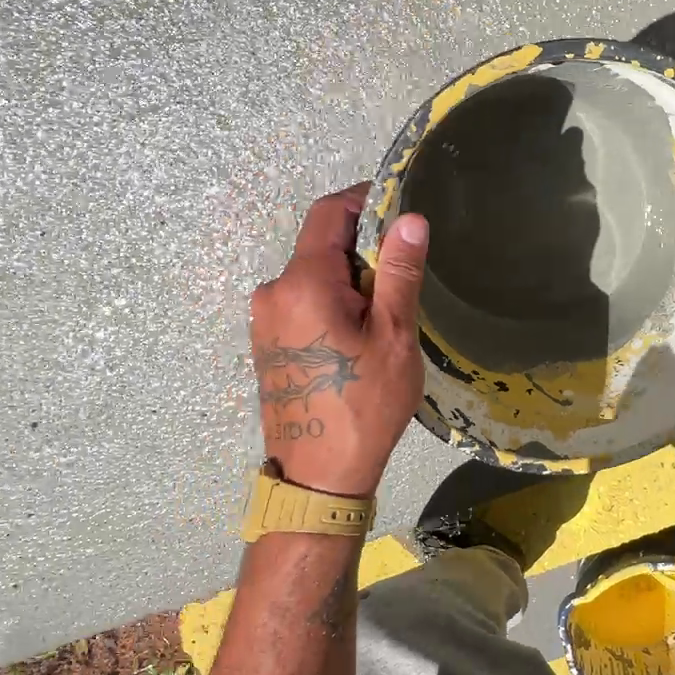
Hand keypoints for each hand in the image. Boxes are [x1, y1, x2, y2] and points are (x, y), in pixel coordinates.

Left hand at [250, 184, 428, 496]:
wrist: (320, 474)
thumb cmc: (365, 403)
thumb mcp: (393, 335)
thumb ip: (398, 273)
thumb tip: (410, 218)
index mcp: (301, 283)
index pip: (328, 213)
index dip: (365, 201)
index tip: (401, 208)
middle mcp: (272, 292)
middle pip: (321, 247)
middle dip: (364, 251)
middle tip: (405, 281)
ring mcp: (264, 320)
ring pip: (314, 278)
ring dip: (351, 282)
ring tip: (387, 319)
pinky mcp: (267, 343)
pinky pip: (304, 304)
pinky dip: (334, 305)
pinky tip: (360, 340)